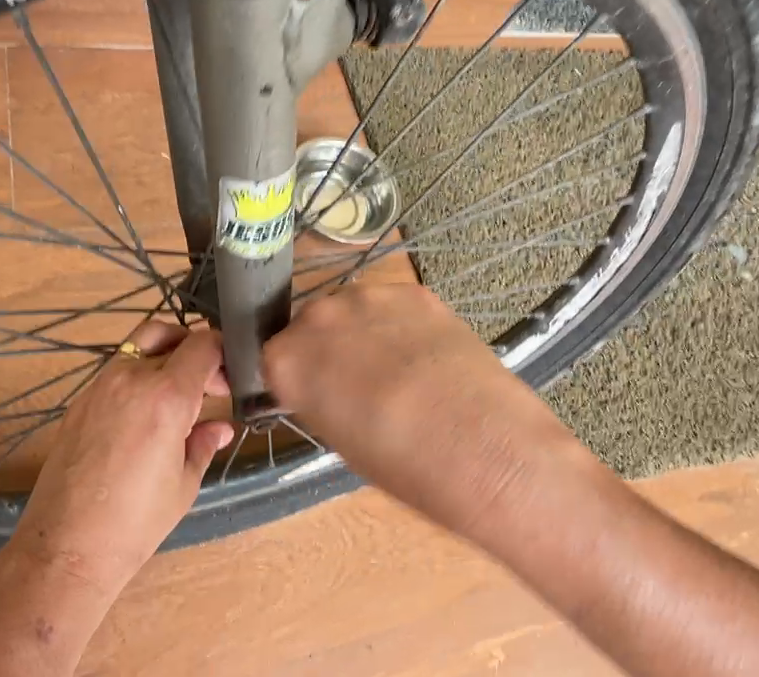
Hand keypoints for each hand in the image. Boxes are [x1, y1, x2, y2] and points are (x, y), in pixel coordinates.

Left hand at [3, 321, 234, 595]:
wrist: (68, 546)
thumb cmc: (135, 523)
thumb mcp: (183, 485)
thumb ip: (203, 443)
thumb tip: (221, 427)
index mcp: (166, 397)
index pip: (202, 344)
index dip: (222, 351)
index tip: (230, 375)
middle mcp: (132, 377)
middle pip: (168, 334)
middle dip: (194, 349)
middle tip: (209, 383)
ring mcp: (100, 385)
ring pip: (139, 345)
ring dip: (164, 356)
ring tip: (178, 395)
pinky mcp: (80, 400)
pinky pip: (117, 370)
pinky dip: (139, 374)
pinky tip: (146, 412)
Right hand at [263, 284, 581, 538]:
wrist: (485, 450)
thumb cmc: (406, 467)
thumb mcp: (341, 442)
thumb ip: (319, 400)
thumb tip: (327, 388)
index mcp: (287, 360)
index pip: (273, 358)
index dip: (295, 379)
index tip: (314, 396)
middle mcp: (319, 317)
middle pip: (310, 326)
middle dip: (328, 350)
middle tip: (359, 385)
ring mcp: (368, 297)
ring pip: (353, 311)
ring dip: (364, 333)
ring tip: (401, 371)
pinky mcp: (414, 291)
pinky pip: (393, 306)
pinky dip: (402, 326)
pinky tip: (428, 358)